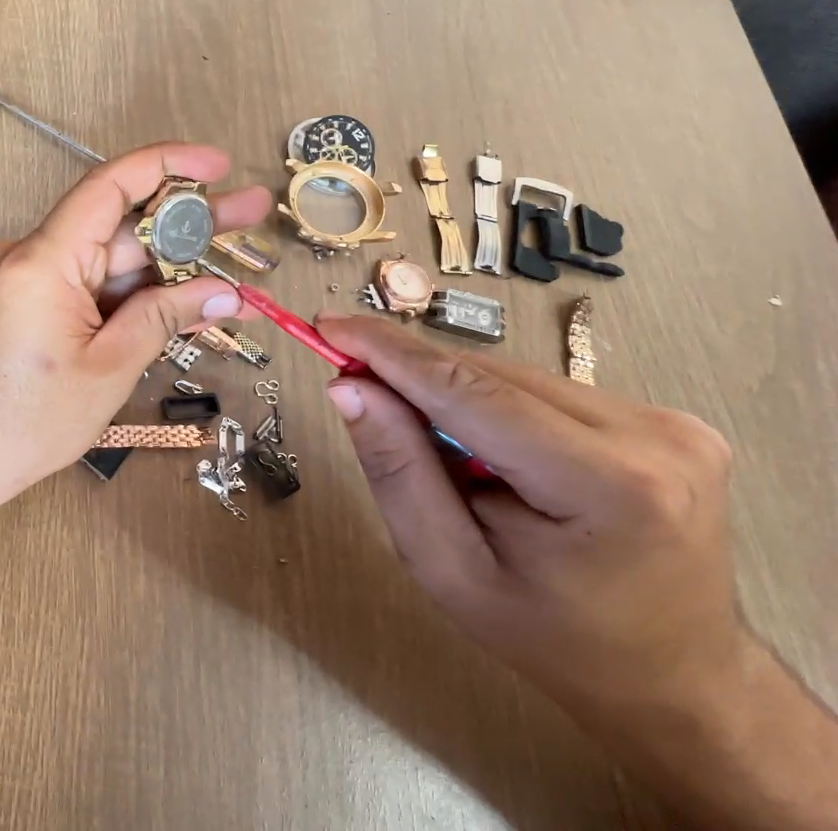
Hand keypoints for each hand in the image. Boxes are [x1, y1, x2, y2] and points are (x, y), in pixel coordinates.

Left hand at [0, 143, 270, 506]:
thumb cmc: (28, 421)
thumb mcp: (109, 367)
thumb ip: (165, 316)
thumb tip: (226, 291)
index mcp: (42, 259)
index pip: (108, 185)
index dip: (168, 165)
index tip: (219, 164)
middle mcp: (29, 257)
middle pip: (118, 224)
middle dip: (187, 222)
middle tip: (253, 212)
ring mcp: (28, 282)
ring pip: (110, 260)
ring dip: (169, 265)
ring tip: (238, 263)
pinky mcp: (30, 306)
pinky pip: (91, 288)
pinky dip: (135, 295)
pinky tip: (191, 301)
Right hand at [316, 315, 745, 719]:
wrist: (671, 675)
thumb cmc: (547, 634)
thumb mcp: (447, 565)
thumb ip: (398, 470)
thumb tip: (349, 387)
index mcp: (608, 485)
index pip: (470, 391)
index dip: (389, 352)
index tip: (326, 324)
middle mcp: (656, 438)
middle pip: (493, 378)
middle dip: (414, 378)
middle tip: (351, 388)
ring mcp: (674, 426)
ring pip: (517, 379)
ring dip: (454, 397)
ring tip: (436, 456)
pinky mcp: (671, 424)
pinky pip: (546, 393)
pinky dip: (494, 408)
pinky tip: (484, 455)